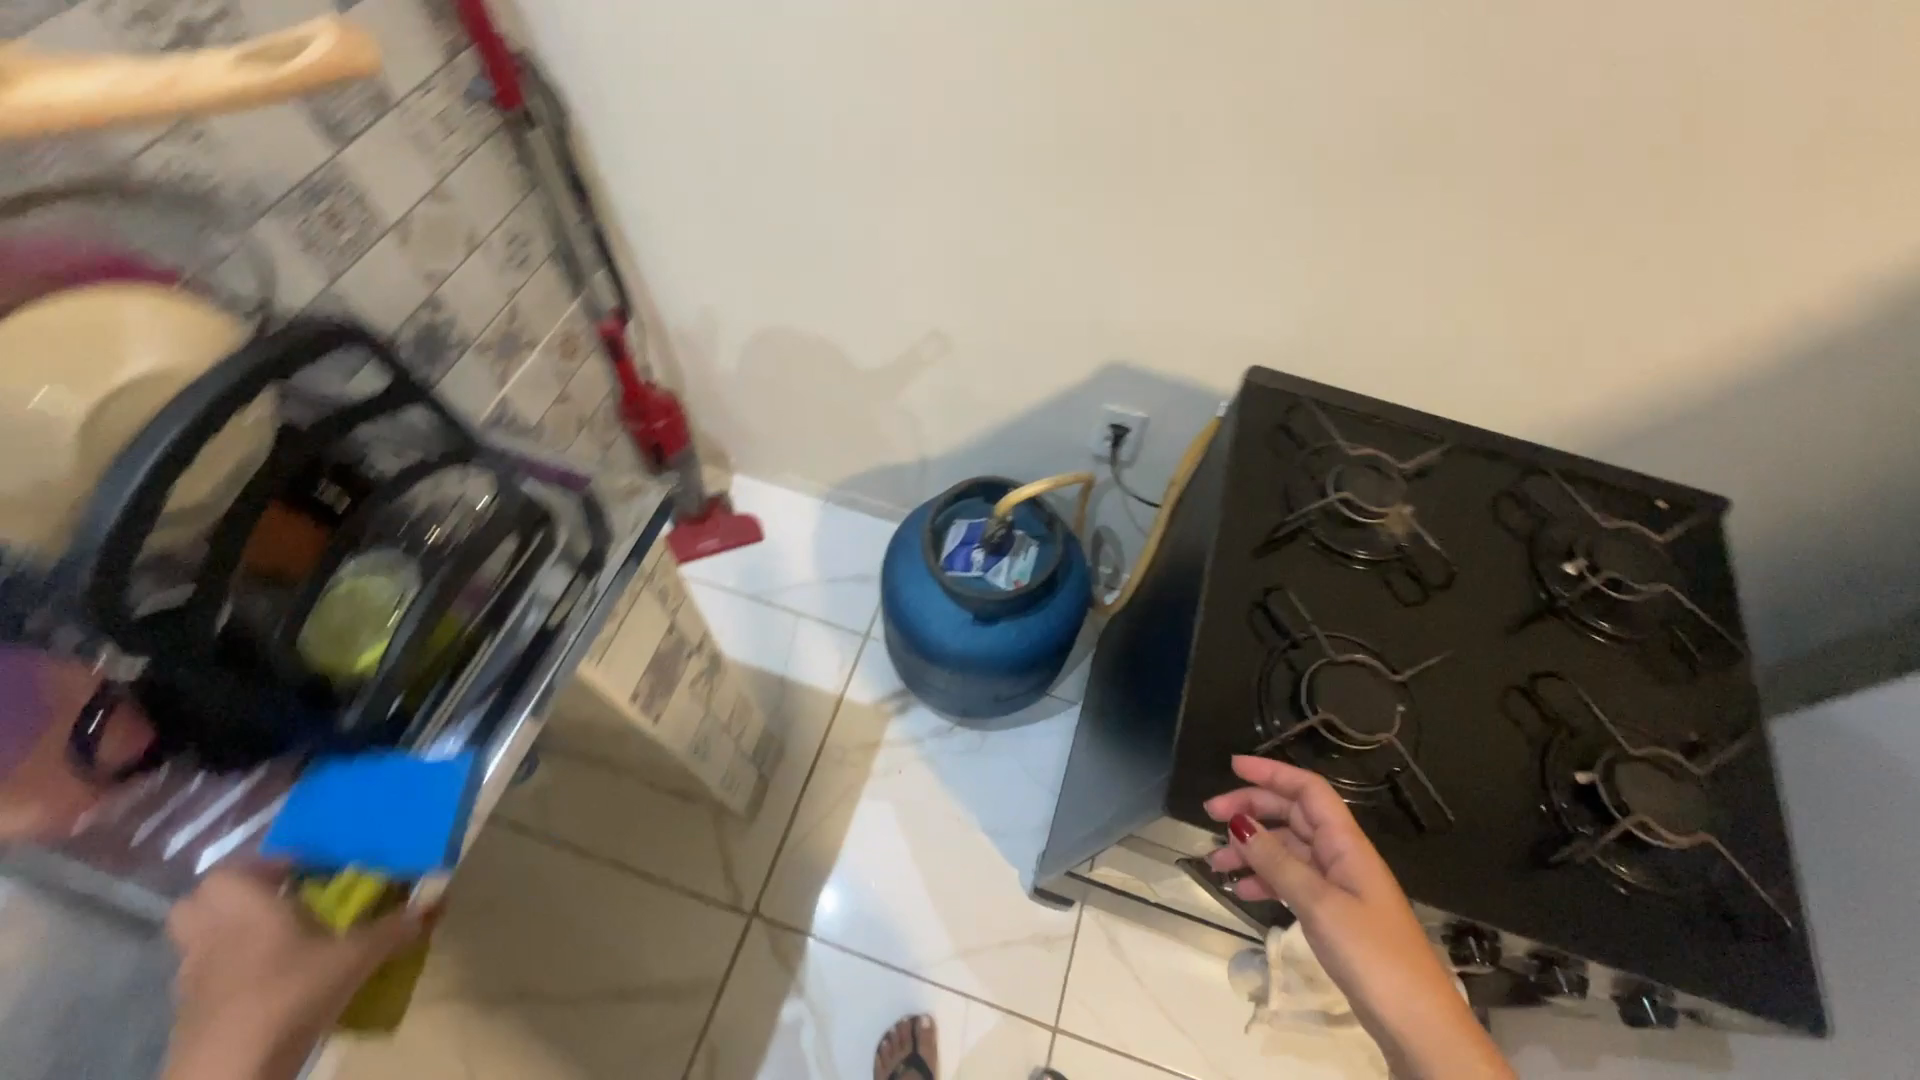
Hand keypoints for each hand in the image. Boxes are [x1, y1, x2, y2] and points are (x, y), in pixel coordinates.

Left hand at [164, 862, 424, 1079]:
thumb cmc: (292, 991)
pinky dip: (229, 968)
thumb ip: (395, 926)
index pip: (237, 868)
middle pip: (200, 900)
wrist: (233, 1069)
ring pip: (197, 937)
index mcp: (246, 906)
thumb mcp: (358, 956)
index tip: (304, 870)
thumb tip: (434, 901)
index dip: (267, 863)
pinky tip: (268, 977)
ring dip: (229, 930)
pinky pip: (205, 973)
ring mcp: (193, 973)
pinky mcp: (189, 1010)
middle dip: (235, 893)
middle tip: (279, 897)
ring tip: (276, 937)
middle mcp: (212, 932)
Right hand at [1206, 755, 1512, 1079]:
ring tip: (1215, 863)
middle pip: (1294, 816)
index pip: (1308, 791)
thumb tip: (1239, 823)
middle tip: (1210, 816)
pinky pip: (1293, 881)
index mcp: (1347, 844)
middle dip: (1252, 809)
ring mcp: (1339, 886)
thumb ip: (1278, 862)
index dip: (1272, 772)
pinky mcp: (1334, 914)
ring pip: (1288, 850)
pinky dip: (1266, 880)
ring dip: (1252, 849)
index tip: (1232, 767)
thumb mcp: (1320, 904)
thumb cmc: (1373, 956)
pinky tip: (1243, 891)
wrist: (1417, 1023)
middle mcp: (1342, 856)